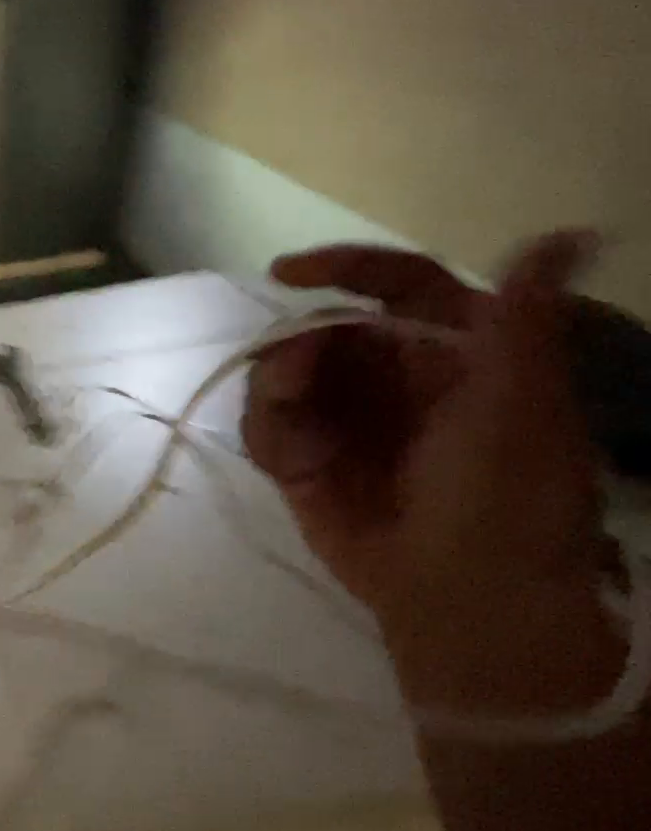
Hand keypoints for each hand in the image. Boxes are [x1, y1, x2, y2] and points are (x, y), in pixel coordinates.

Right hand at [243, 231, 622, 713]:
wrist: (459, 598)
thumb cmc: (506, 501)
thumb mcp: (520, 409)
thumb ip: (523, 323)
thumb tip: (567, 232)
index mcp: (452, 354)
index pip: (394, 285)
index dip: (341, 268)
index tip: (285, 274)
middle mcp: (391, 376)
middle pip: (319, 328)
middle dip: (295, 347)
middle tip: (292, 380)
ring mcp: (343, 416)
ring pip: (279, 373)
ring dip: (274, 394)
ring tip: (296, 439)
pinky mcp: (303, 455)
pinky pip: (263, 423)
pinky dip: (268, 435)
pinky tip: (293, 464)